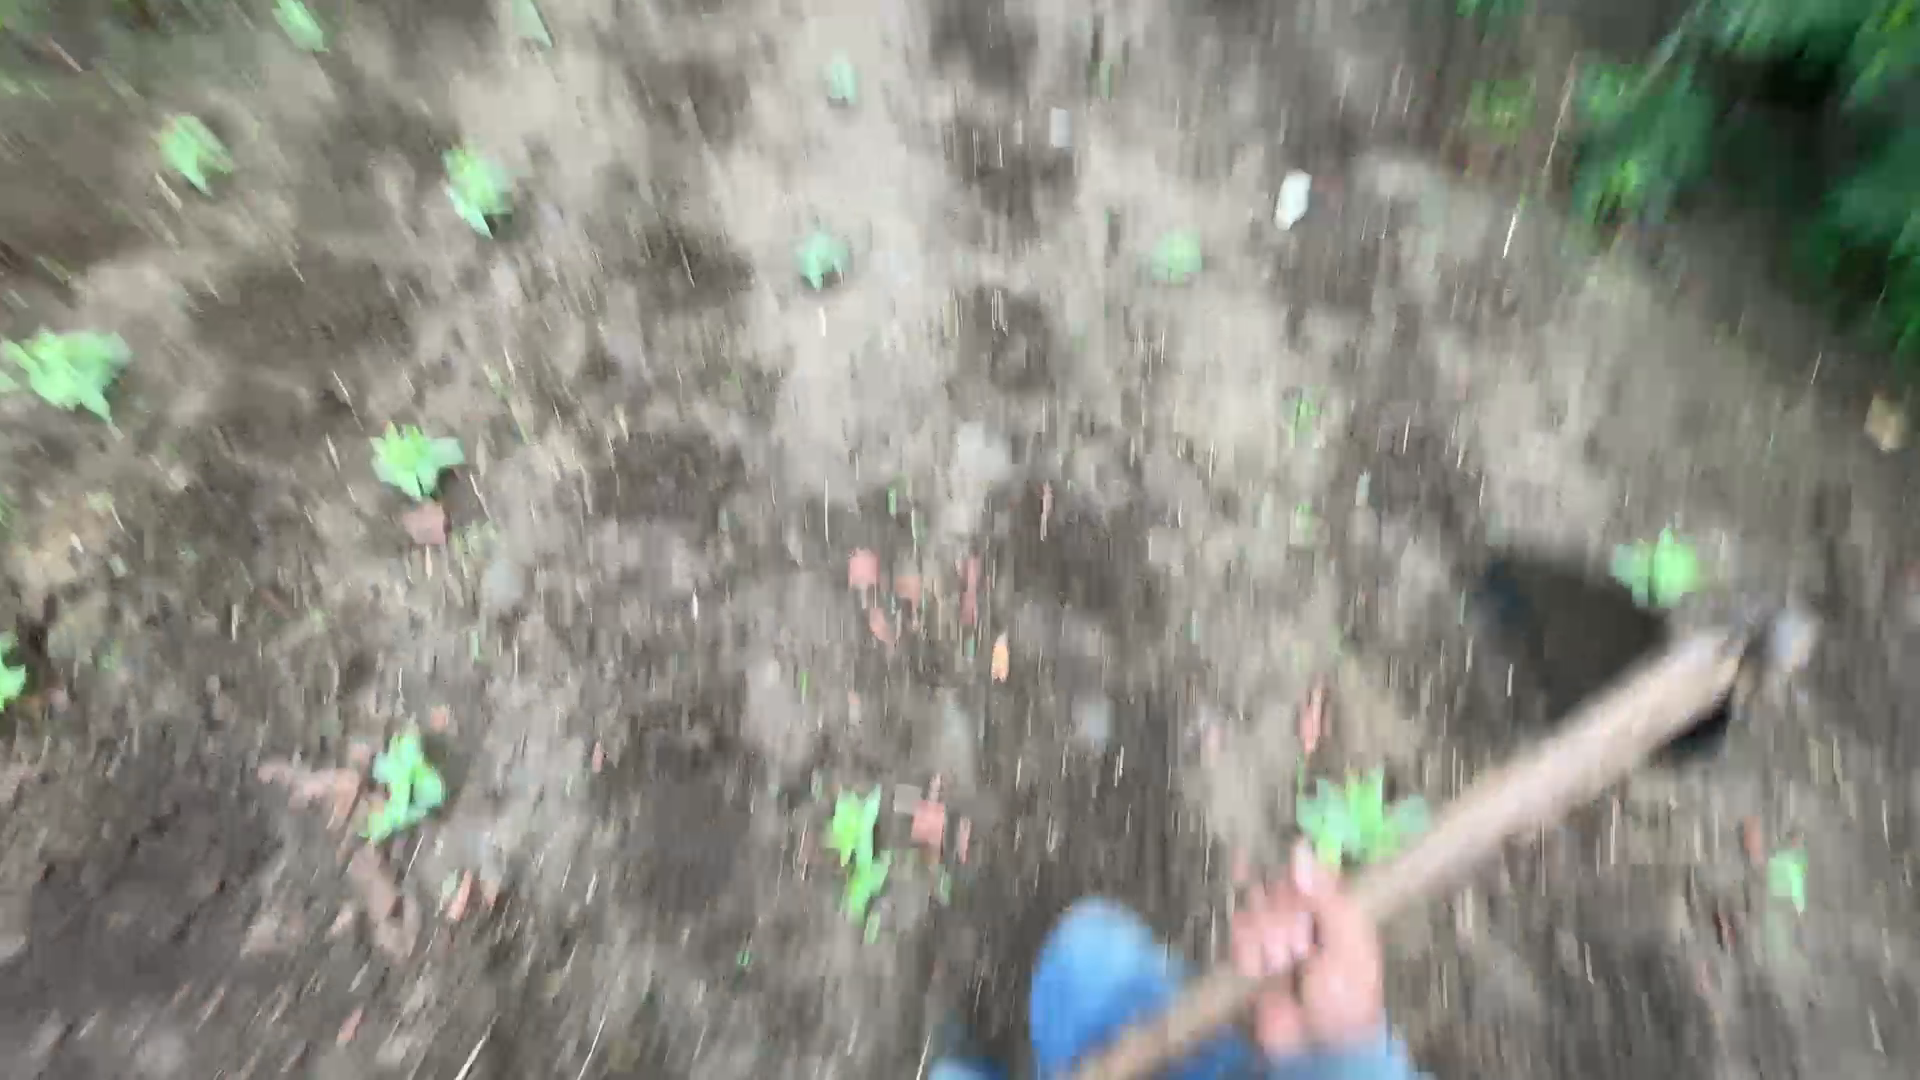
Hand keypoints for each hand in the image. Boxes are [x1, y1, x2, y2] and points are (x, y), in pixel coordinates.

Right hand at [1230, 842, 1384, 1058]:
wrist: (1318, 1048)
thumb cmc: (1347, 999)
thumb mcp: (1349, 945)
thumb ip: (1326, 894)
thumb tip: (1300, 848)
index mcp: (1328, 904)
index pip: (1301, 866)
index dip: (1293, 873)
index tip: (1295, 890)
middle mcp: (1299, 910)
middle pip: (1272, 883)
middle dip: (1283, 917)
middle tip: (1301, 946)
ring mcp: (1272, 929)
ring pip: (1253, 905)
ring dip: (1268, 938)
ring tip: (1285, 965)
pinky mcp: (1249, 949)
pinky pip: (1238, 931)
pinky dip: (1250, 952)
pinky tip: (1265, 969)